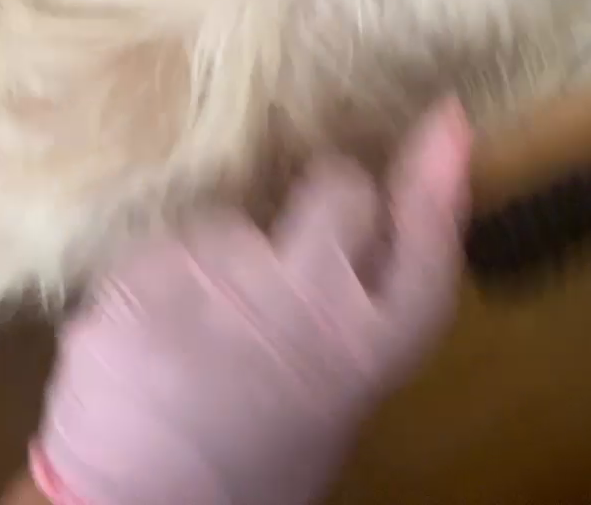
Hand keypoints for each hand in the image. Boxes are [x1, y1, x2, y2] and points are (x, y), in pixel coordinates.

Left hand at [27, 99, 474, 504]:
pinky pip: (169, 241)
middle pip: (338, 189)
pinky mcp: (144, 268)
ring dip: (225, 255)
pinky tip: (150, 326)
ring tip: (200, 321)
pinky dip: (163, 274)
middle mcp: (300, 301)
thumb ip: (351, 323)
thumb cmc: (244, 467)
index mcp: (355, 353)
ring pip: (236, 216)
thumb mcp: (327, 406)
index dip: (438, 182)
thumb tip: (366, 239)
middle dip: (329, 200)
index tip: (446, 122)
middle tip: (299, 241)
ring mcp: (218, 276)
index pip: (424, 251)